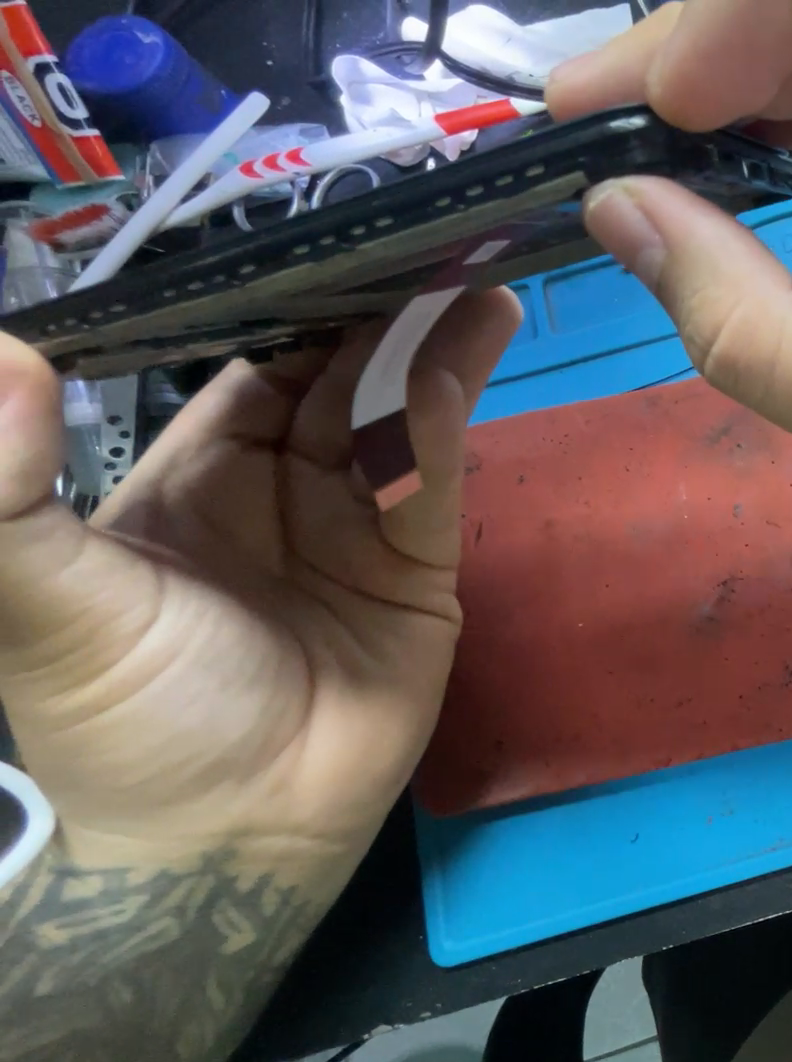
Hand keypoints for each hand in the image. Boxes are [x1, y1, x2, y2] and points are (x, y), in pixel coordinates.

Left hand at [0, 291, 519, 880]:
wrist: (248, 820)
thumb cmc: (133, 716)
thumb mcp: (35, 606)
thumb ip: (1, 492)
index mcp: (192, 476)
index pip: (243, 365)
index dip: (278, 303)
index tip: (312, 236)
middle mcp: (286, 485)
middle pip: (338, 377)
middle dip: (376, 312)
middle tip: (416, 239)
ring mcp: (365, 521)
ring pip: (399, 416)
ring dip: (433, 347)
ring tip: (470, 278)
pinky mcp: (425, 560)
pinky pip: (433, 477)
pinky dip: (447, 416)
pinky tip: (467, 355)